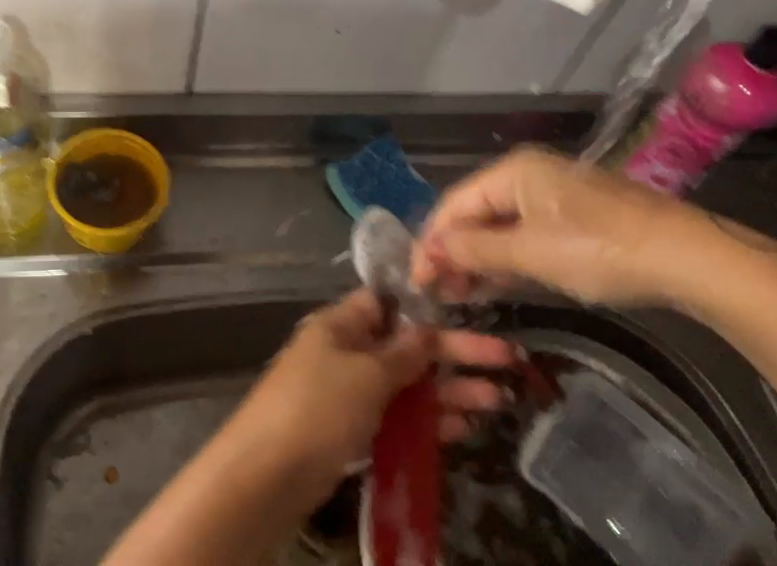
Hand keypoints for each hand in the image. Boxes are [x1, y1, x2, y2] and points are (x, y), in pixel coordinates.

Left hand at [232, 290, 520, 487]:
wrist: (269, 472)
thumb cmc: (318, 406)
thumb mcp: (367, 372)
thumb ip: (404, 353)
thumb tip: (428, 330)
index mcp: (339, 325)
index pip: (386, 303)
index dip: (425, 308)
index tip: (469, 312)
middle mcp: (344, 353)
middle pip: (405, 347)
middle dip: (453, 354)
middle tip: (508, 361)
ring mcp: (348, 394)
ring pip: (406, 386)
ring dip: (449, 391)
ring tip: (498, 401)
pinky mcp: (352, 432)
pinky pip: (397, 418)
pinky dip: (428, 422)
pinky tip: (464, 429)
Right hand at [411, 147, 706, 308]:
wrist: (690, 258)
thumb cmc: (600, 250)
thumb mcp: (529, 253)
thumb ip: (474, 249)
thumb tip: (432, 248)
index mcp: (513, 172)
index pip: (454, 205)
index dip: (431, 242)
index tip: (417, 281)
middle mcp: (530, 175)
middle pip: (476, 213)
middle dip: (454, 252)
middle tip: (438, 293)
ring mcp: (556, 195)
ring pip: (502, 226)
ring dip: (479, 259)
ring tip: (462, 295)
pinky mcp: (579, 218)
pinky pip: (528, 234)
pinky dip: (509, 258)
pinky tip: (499, 283)